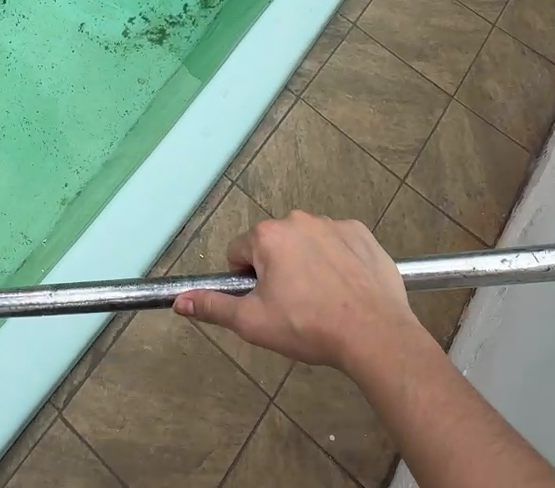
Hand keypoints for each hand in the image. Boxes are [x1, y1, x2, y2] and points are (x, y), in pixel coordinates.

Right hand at [173, 211, 422, 372]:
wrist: (375, 334)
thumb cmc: (308, 327)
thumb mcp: (253, 322)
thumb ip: (214, 306)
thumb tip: (179, 301)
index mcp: (267, 236)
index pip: (239, 253)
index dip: (247, 281)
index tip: (266, 303)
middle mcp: (297, 219)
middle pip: (273, 245)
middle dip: (277, 270)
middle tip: (294, 306)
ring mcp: (333, 223)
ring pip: (306, 243)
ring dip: (307, 263)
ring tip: (324, 301)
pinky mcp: (362, 233)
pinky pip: (339, 243)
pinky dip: (338, 260)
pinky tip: (347, 288)